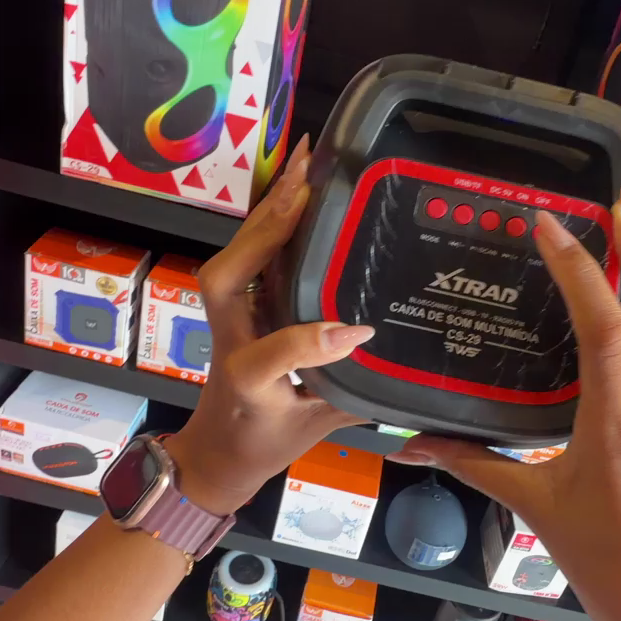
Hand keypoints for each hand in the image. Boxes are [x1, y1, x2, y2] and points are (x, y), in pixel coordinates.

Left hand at [167, 138, 375, 514]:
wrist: (213, 453)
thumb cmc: (261, 445)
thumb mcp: (313, 431)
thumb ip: (355, 401)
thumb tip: (407, 380)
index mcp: (248, 382)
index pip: (272, 354)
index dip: (311, 340)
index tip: (358, 332)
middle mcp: (230, 341)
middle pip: (228, 277)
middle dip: (266, 224)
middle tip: (308, 174)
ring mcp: (229, 318)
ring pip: (234, 257)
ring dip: (266, 212)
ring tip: (303, 167)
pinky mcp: (237, 306)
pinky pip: (246, 257)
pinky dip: (268, 223)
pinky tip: (294, 195)